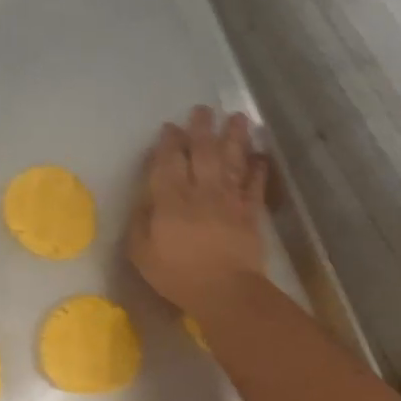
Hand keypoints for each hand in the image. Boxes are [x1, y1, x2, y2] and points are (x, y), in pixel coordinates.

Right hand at [127, 106, 269, 317]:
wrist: (226, 291)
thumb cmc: (177, 274)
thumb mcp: (141, 253)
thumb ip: (140, 223)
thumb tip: (145, 201)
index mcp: (171, 200)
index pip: (168, 162)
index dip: (169, 142)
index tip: (170, 127)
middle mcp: (201, 192)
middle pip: (203, 153)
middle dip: (202, 129)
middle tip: (204, 109)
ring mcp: (229, 200)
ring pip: (232, 161)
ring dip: (234, 138)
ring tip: (238, 118)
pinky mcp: (250, 213)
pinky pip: (255, 185)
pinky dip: (258, 168)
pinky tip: (260, 154)